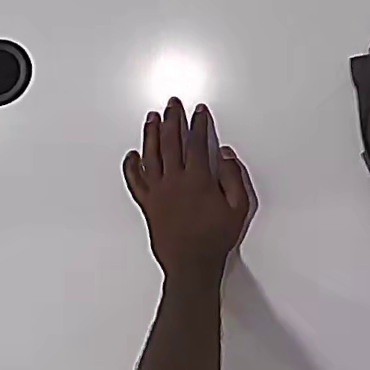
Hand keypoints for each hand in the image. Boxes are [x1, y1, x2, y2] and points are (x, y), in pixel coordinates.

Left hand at [123, 98, 254, 283]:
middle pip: (171, 141)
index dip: (198, 124)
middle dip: (173, 119)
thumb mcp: (238, 207)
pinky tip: (132, 154)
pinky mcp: (148, 204)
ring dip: (152, 133)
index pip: (196, 143)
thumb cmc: (215, 238)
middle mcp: (174, 181)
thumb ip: (233, 177)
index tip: (199, 111)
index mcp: (197, 180)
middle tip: (172, 104)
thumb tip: (224, 154)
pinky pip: (135, 181)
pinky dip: (131, 166)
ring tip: (152, 117)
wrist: (192, 266)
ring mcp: (158, 192)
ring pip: (151, 155)